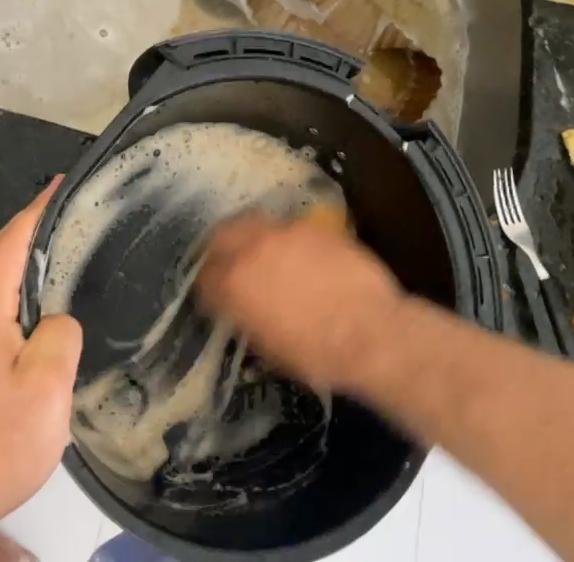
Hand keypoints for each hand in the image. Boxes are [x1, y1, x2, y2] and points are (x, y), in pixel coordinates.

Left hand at [0, 181, 82, 561]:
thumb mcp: (46, 389)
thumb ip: (59, 335)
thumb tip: (56, 320)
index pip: (11, 242)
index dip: (38, 209)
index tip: (63, 183)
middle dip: (30, 229)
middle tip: (69, 213)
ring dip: (20, 261)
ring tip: (58, 252)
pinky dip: (12, 291)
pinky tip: (35, 308)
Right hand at [196, 214, 405, 392]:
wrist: (370, 331)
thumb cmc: (316, 353)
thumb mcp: (268, 347)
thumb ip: (245, 317)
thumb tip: (240, 308)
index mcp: (234, 283)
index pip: (204, 275)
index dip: (206, 284)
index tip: (213, 292)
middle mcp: (253, 248)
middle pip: (221, 234)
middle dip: (219, 247)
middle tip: (226, 259)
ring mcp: (284, 232)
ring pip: (253, 221)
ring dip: (249, 235)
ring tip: (260, 251)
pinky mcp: (314, 226)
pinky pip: (288, 226)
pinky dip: (283, 238)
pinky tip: (296, 253)